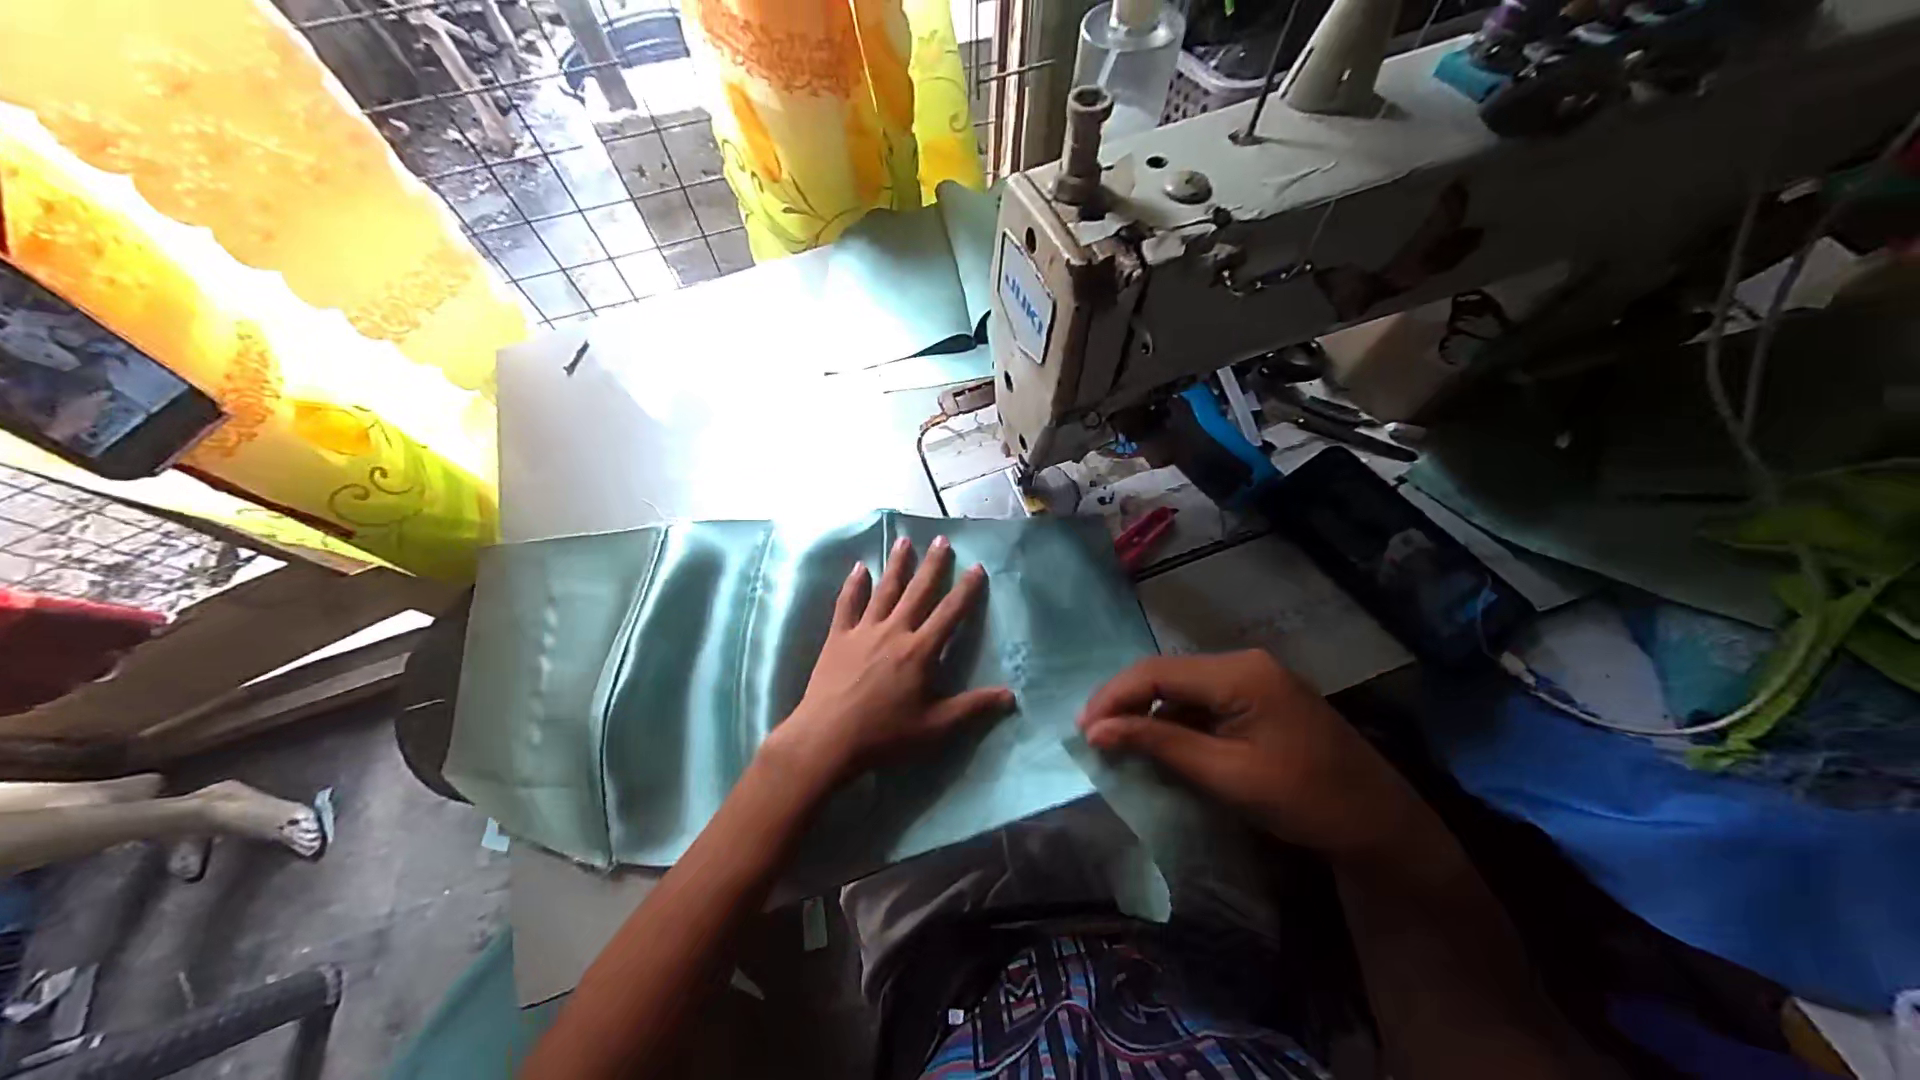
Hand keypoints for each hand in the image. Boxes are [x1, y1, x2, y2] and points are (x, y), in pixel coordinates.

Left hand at [763, 535, 1013, 786]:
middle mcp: (894, 632)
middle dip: (932, 565)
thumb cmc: (885, 735)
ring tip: (904, 541)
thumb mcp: (935, 727)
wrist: (827, 738)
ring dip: (896, 565)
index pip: (949, 613)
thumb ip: (973, 708)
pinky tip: (859, 568)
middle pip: (918, 592)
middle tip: (942, 540)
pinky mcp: (838, 637)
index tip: (976, 566)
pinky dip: (854, 585)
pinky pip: (847, 604)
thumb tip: (1011, 696)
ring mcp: (863, 631)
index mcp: (920, 651)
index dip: (965, 590)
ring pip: (884, 590)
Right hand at [1078, 650, 1434, 864]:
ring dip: (1148, 712)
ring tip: (1117, 741)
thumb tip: (1096, 731)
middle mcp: (1244, 663)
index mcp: (1239, 673)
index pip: (1156, 672)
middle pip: (1167, 673)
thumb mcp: (1225, 775)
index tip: (1082, 730)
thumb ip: (1158, 745)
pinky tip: (1160, 743)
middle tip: (1092, 735)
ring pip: (1182, 686)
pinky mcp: (1259, 697)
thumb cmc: (1304, 800)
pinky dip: (1176, 720)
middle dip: (1125, 702)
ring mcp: (1254, 678)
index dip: (1113, 697)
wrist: (1382, 825)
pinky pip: (1203, 699)